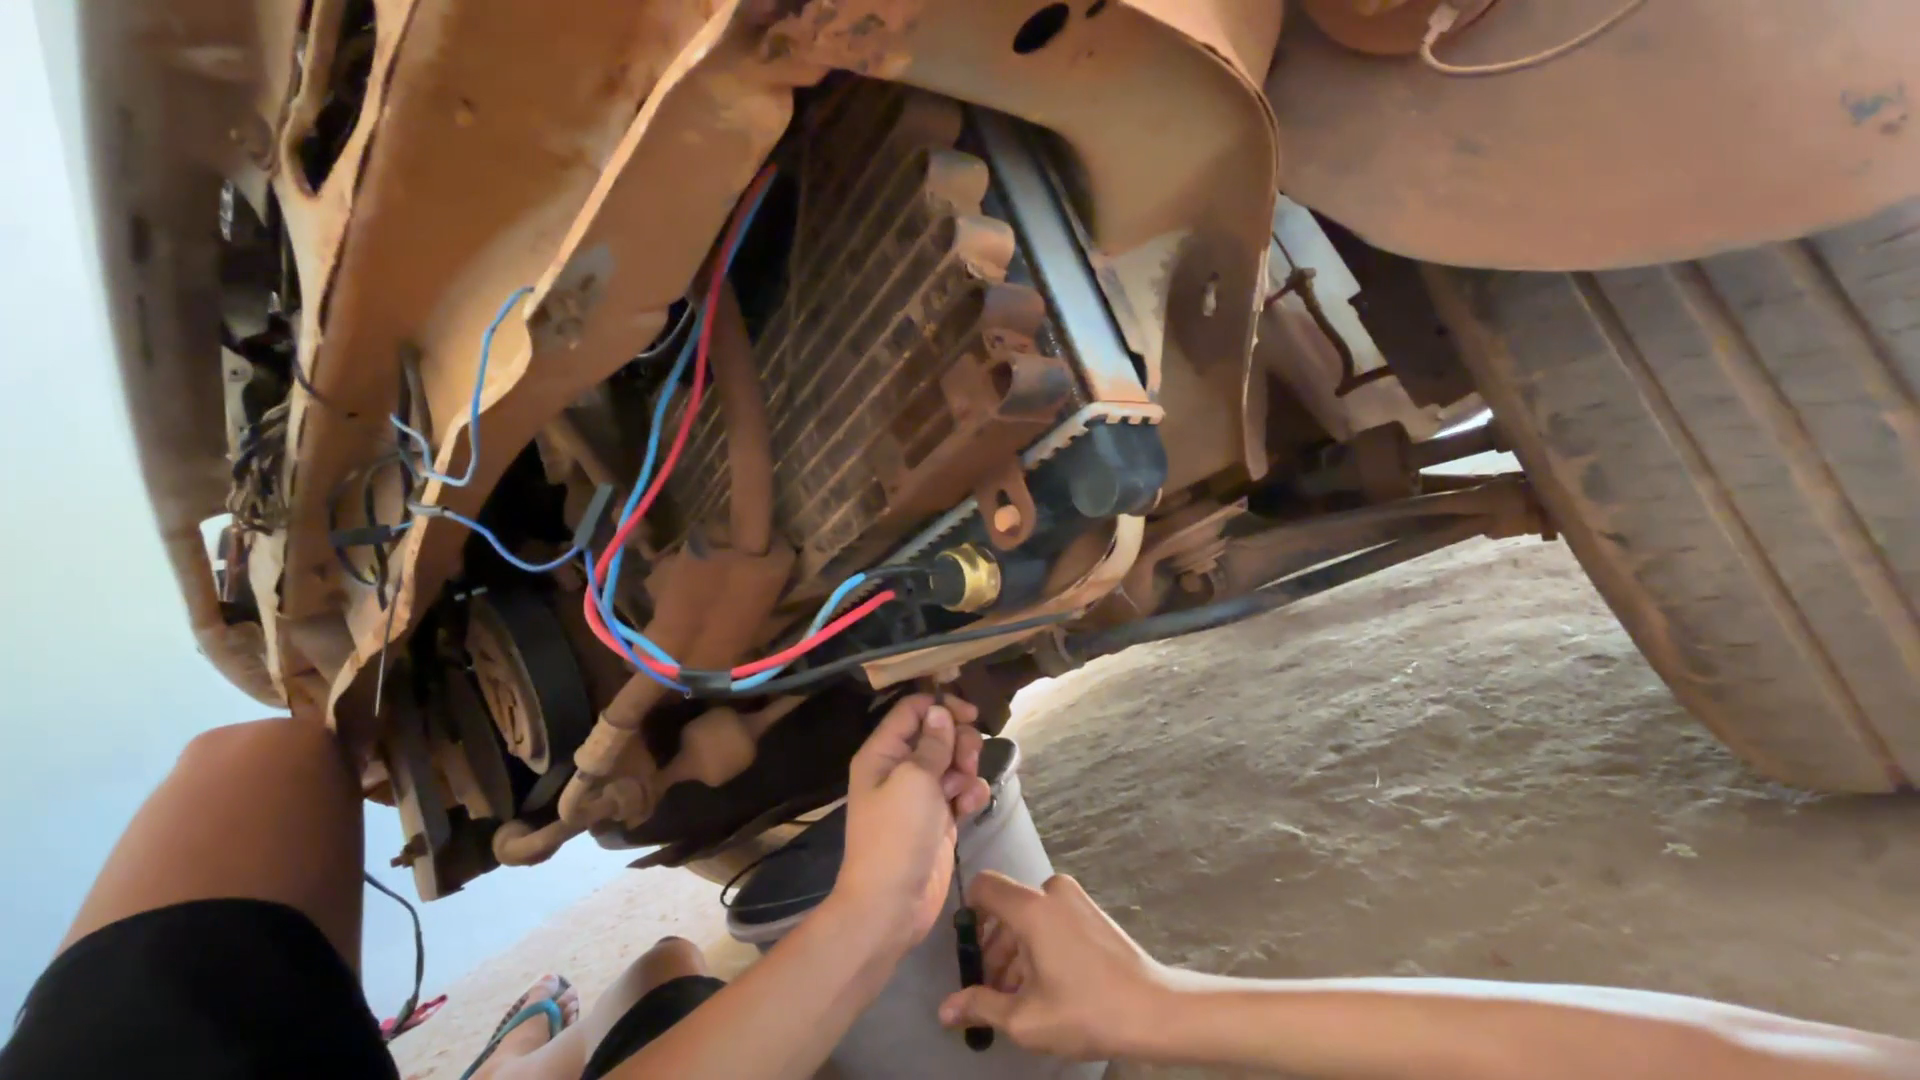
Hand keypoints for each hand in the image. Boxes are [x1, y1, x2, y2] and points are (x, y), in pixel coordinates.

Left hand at [832, 694, 990, 952]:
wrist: (891, 904)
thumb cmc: (896, 835)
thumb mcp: (915, 780)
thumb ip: (932, 743)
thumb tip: (940, 712)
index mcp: (882, 753)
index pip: (912, 710)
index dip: (941, 706)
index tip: (970, 714)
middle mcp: (899, 769)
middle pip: (938, 734)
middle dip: (959, 740)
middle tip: (965, 759)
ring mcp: (920, 795)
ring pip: (953, 761)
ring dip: (967, 768)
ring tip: (964, 788)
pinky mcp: (938, 819)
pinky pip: (960, 791)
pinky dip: (970, 793)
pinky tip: (972, 806)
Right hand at [938, 872, 1168, 1060]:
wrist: (1154, 1010)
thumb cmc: (1086, 1012)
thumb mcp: (1025, 1019)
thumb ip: (980, 1007)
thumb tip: (945, 1010)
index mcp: (1033, 908)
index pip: (984, 886)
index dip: (968, 914)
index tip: (968, 951)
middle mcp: (1052, 891)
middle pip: (1007, 909)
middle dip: (993, 948)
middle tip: (992, 991)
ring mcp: (1076, 899)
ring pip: (1029, 917)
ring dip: (1016, 951)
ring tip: (1018, 996)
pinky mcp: (1091, 911)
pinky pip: (1051, 919)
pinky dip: (1040, 945)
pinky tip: (1045, 985)